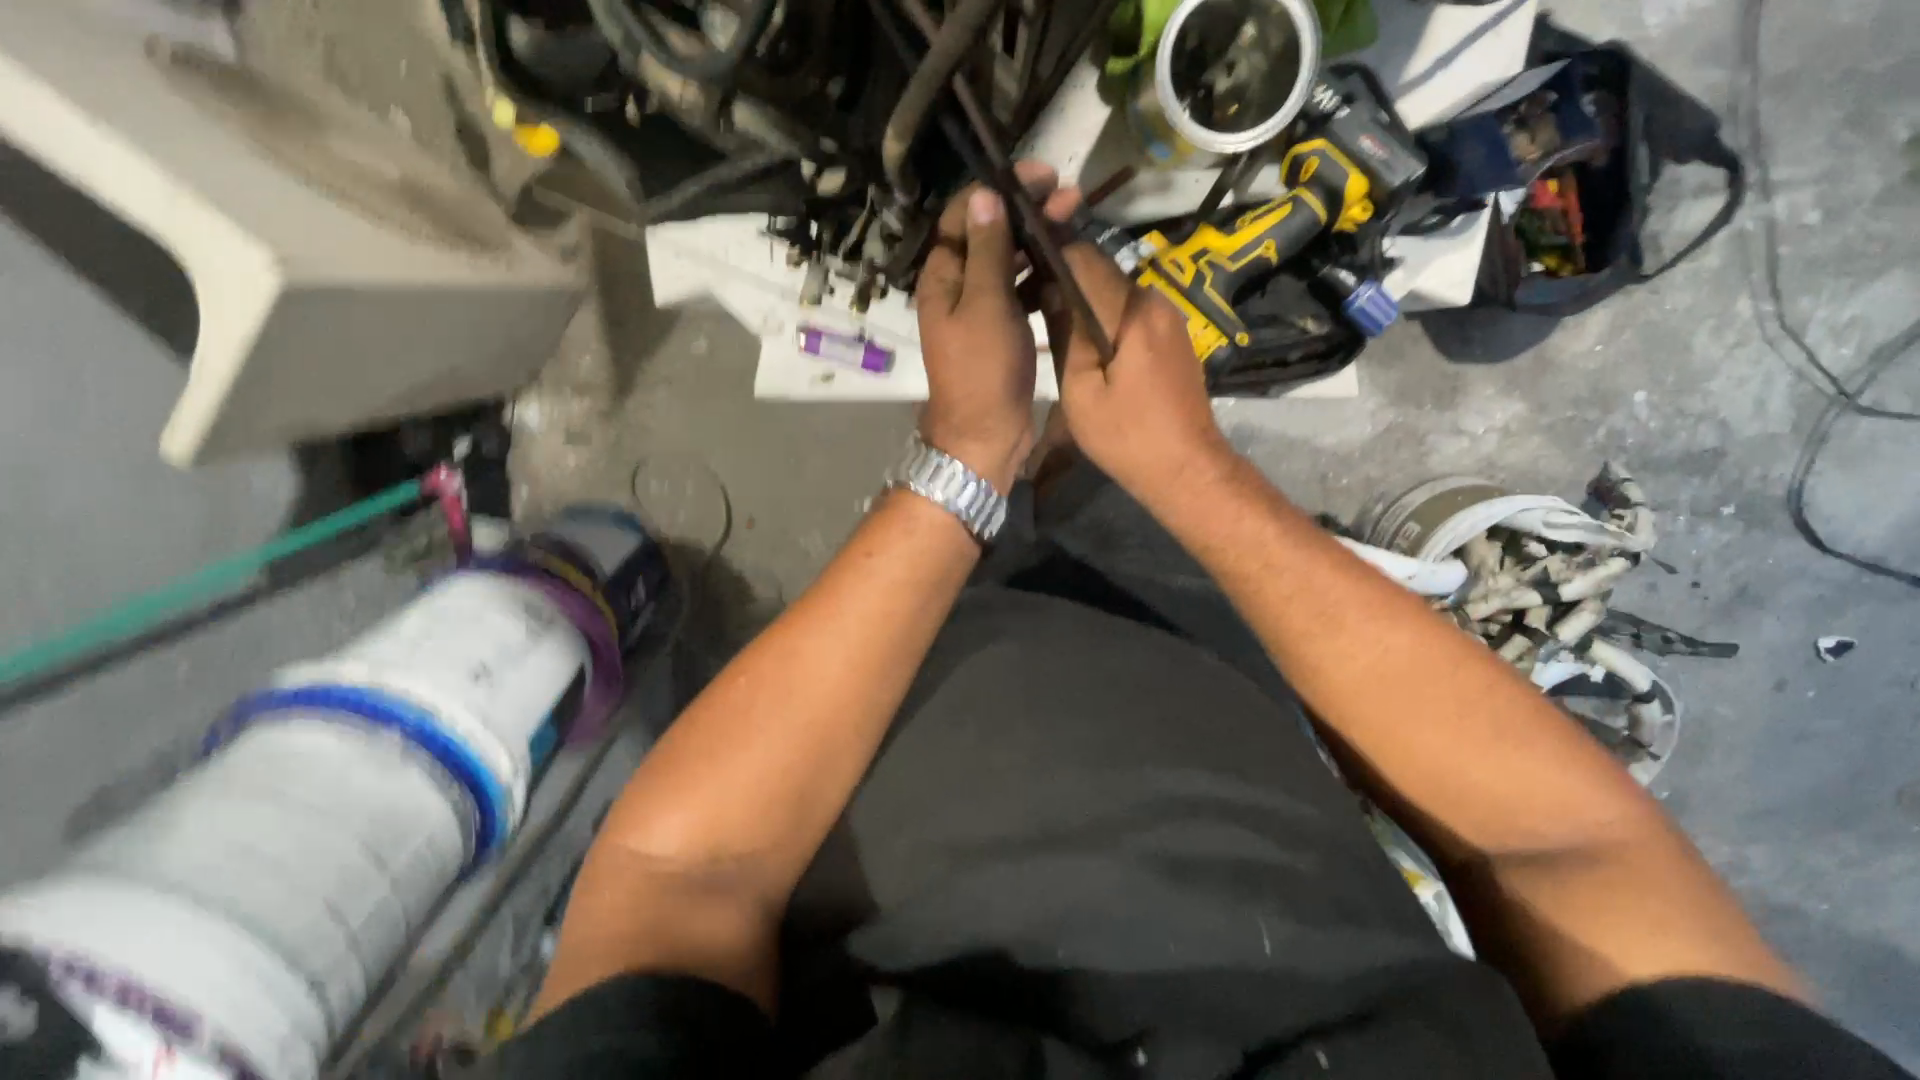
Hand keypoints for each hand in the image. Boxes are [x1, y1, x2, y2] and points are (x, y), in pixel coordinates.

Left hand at [914, 162, 1075, 490]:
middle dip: (1026, 210)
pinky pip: (1019, 289)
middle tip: (1069, 195)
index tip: (1039, 176)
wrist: (985, 434)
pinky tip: (1066, 264)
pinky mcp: (1001, 329)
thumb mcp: (985, 304)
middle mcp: (957, 286)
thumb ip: (987, 250)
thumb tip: (986, 196)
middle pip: (989, 233)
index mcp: (942, 275)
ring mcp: (980, 309)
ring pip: (1007, 260)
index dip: (999, 188)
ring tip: (1075, 219)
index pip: (964, 214)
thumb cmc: (982, 369)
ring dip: (1037, 239)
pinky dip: (1040, 273)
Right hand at [1041, 236, 1237, 509]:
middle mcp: (1156, 301)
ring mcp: (1169, 318)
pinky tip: (1085, 346)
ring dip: (1084, 306)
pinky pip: (1129, 316)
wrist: (1187, 469)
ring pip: (1114, 296)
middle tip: (1029, 305)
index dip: (1048, 259)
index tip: (1021, 271)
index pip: (1084, 260)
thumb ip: (1066, 334)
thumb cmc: (1128, 437)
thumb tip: (1050, 289)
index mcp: (1133, 310)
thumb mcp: (1081, 391)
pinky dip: (1105, 323)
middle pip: (1100, 275)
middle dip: (1065, 284)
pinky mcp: (1172, 337)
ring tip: (1050, 325)